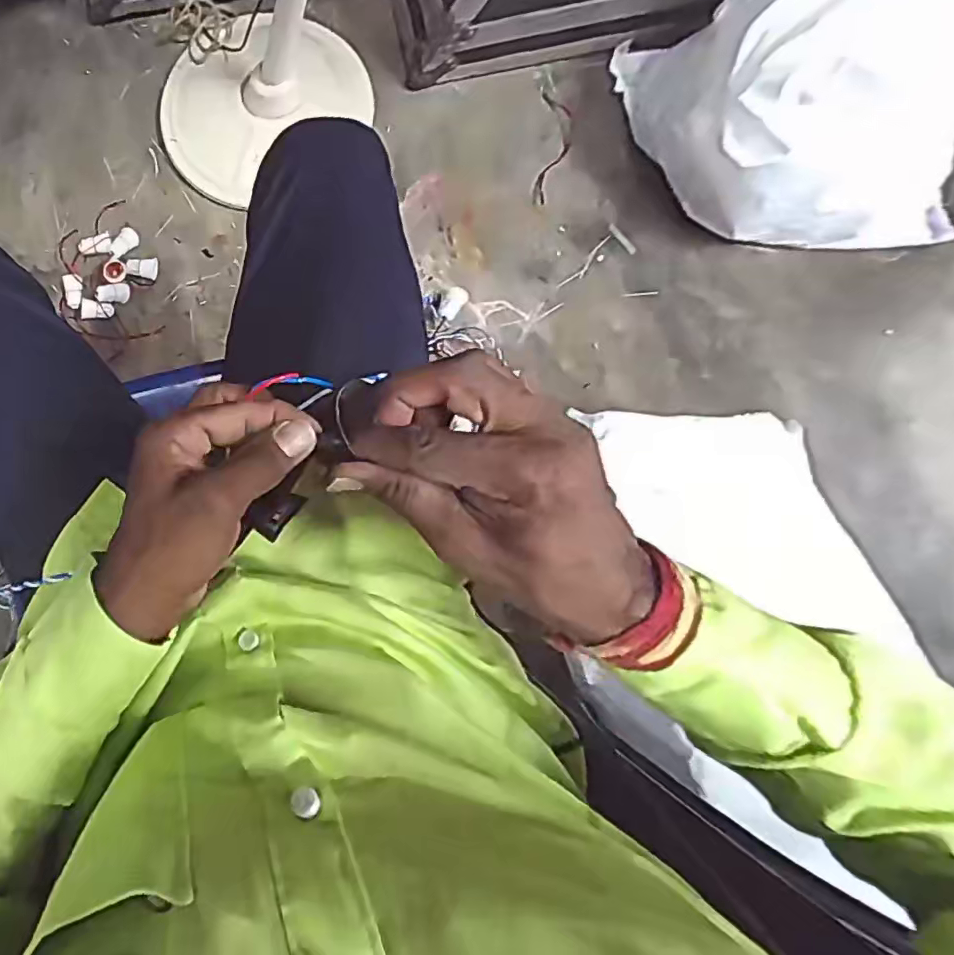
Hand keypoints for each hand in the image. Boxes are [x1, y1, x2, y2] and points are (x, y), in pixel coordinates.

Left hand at [96, 384, 317, 640]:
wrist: (145, 596)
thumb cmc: (177, 546)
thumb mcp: (220, 500)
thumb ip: (261, 461)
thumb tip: (303, 429)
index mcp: (173, 433)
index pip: (232, 408)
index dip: (275, 414)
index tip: (316, 429)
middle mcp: (175, 439)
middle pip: (225, 409)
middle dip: (264, 415)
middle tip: (302, 432)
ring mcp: (182, 463)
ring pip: (227, 434)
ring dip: (259, 436)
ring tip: (297, 448)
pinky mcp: (193, 487)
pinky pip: (226, 459)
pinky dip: (251, 459)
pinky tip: (277, 470)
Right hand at [329, 351, 653, 643]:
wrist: (609, 586)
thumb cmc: (535, 578)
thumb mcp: (460, 544)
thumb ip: (403, 493)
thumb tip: (344, 467)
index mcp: (524, 472)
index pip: (431, 441)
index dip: (379, 442)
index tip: (346, 448)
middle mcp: (544, 427)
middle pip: (461, 374)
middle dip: (405, 394)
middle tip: (378, 427)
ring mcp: (552, 415)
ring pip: (475, 368)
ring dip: (427, 390)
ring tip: (405, 428)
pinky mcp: (548, 415)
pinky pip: (489, 382)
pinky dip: (450, 395)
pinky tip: (437, 428)